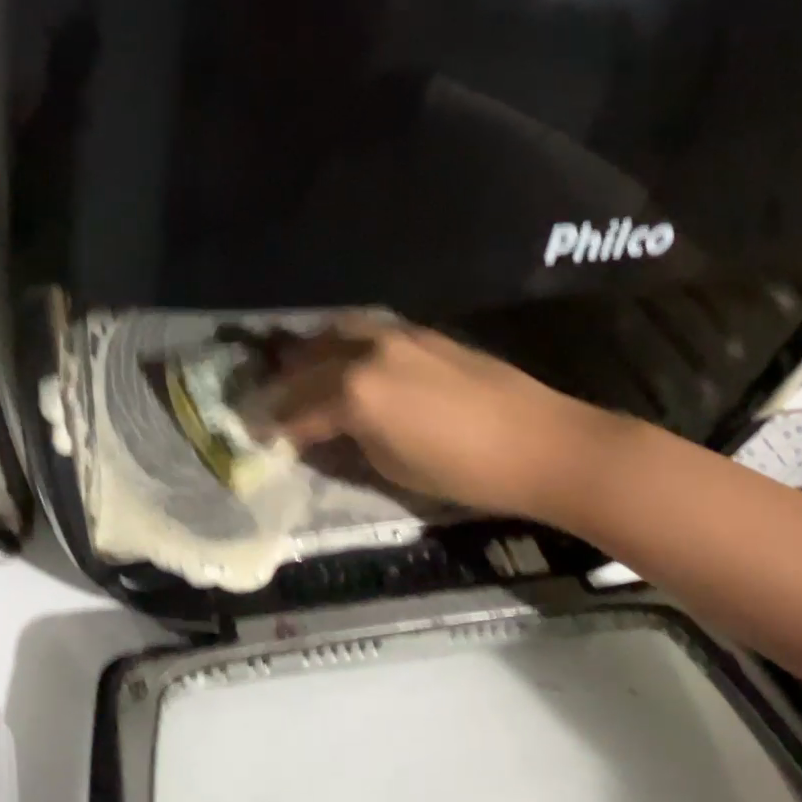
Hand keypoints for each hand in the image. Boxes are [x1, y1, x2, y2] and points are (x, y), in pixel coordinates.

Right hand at [260, 317, 620, 521]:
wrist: (543, 444)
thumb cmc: (464, 471)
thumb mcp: (392, 469)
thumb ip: (348, 444)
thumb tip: (324, 435)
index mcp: (354, 392)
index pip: (299, 408)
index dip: (276, 425)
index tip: (257, 435)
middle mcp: (366, 353)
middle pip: (308, 364)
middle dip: (283, 385)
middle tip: (266, 402)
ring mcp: (397, 335)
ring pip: (335, 333)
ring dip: (311, 353)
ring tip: (299, 371)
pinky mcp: (422, 333)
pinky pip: (366, 330)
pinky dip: (344, 342)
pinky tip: (344, 358)